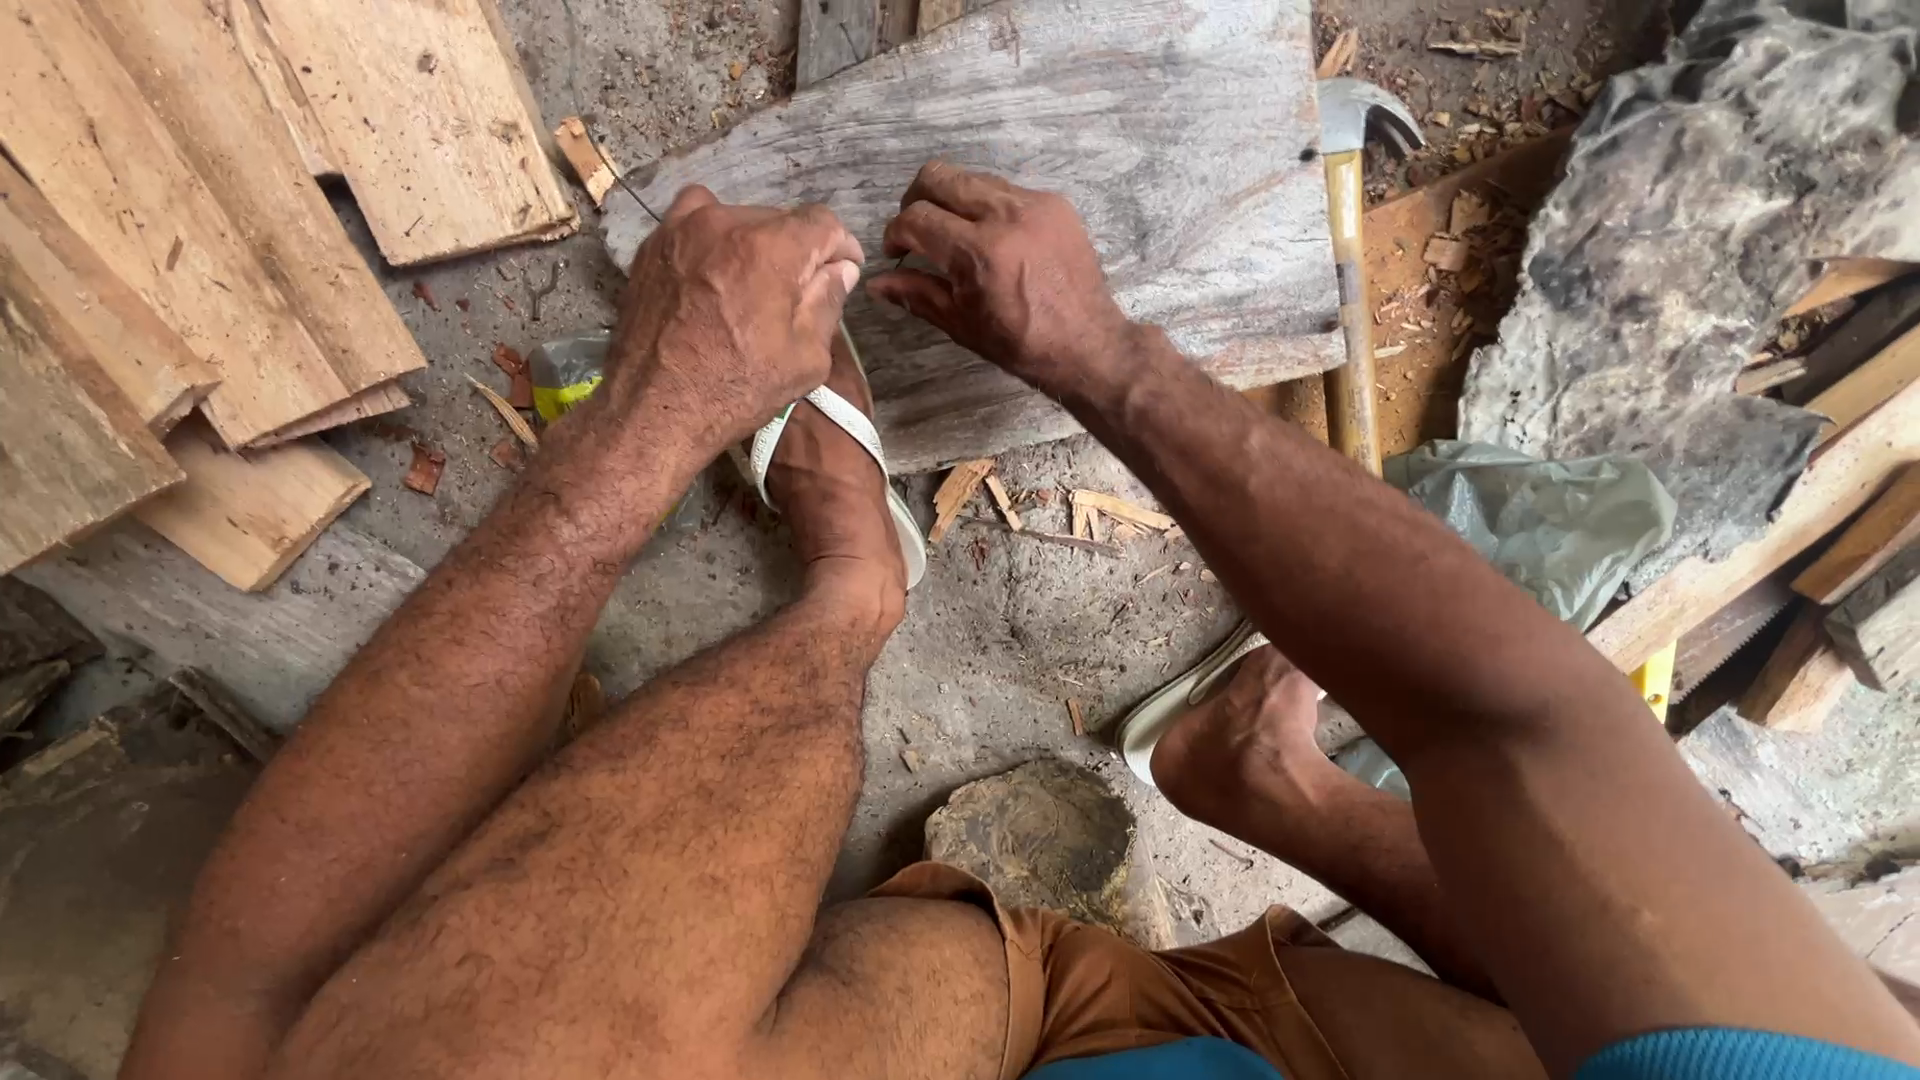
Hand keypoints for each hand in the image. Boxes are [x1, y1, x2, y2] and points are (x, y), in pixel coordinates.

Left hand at [600, 186, 863, 456]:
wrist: (655, 409)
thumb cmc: (736, 389)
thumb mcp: (805, 359)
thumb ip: (828, 304)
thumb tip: (841, 270)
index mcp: (770, 250)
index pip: (822, 222)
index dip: (842, 245)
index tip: (846, 269)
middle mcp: (725, 223)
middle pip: (781, 219)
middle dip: (801, 250)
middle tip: (805, 289)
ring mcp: (683, 228)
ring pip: (740, 218)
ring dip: (760, 243)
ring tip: (759, 283)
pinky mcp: (654, 245)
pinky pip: (697, 220)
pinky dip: (718, 238)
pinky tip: (718, 271)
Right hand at [867, 161, 1132, 389]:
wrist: (1087, 344)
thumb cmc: (1021, 345)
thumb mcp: (962, 324)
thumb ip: (917, 294)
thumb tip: (876, 282)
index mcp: (979, 252)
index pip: (916, 218)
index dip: (896, 233)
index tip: (896, 251)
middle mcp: (1005, 216)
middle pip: (938, 177)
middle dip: (915, 200)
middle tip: (917, 230)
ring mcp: (1033, 204)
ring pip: (972, 178)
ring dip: (952, 201)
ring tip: (953, 235)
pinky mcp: (1054, 203)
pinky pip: (1006, 190)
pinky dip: (987, 207)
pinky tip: (991, 238)